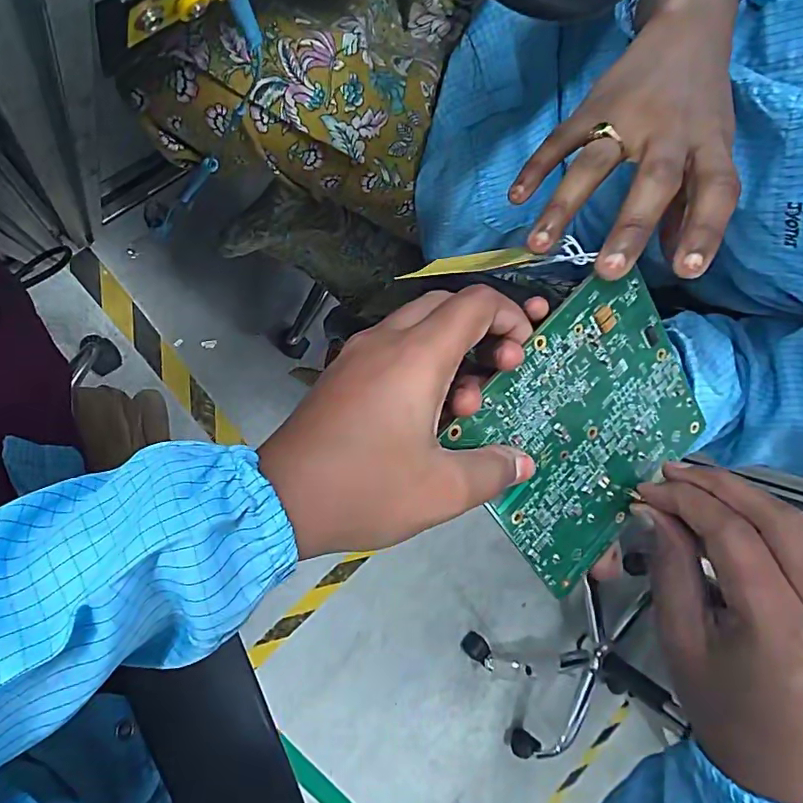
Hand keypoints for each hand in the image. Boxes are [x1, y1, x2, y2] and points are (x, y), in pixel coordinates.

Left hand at [260, 287, 543, 558]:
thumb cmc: (364, 489)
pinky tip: (424, 414)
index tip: (523, 352)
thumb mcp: (441, 490)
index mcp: (416, 356)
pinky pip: (391, 347)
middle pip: (446, 305)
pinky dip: (420, 363)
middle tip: (500, 374)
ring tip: (462, 406)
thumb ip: (492, 470)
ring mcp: (358, 354)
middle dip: (483, 330)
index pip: (475, 303)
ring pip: (417, 325)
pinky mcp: (342, 373)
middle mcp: (385, 341)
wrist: (279, 500)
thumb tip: (522, 461)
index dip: (510, 316)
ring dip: (451, 350)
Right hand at [508, 0, 742, 281]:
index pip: (716, 189)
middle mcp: (671, 132)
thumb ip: (695, 202)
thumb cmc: (701, 103)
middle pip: (654, 179)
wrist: (688, 29)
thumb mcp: (712, 146)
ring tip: (540, 245)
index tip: (688, 271)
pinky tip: (517, 197)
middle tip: (608, 271)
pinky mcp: (592, 105)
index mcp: (709, 144)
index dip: (704, 229)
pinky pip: (561, 139)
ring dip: (565, 204)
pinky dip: (537, 166)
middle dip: (630, 226)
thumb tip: (678, 259)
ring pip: (595, 163)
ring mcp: (628, 116)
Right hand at [637, 463, 802, 802]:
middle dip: (723, 486)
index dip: (689, 502)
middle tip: (673, 471)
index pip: (737, 539)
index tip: (650, 488)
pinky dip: (766, 525)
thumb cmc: (719, 714)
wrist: (783, 782)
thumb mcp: (679, 640)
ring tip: (696, 485)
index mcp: (783, 635)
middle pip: (782, 523)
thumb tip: (656, 511)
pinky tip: (731, 516)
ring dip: (746, 499)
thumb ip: (670, 567)